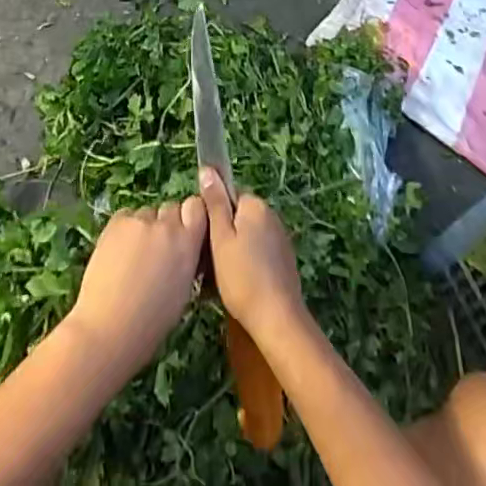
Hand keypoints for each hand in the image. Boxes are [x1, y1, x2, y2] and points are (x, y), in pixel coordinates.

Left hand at [66, 198, 207, 373]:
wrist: (110, 328)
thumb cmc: (152, 321)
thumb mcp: (184, 287)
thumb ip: (187, 258)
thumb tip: (183, 249)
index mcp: (189, 243)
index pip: (196, 206)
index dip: (190, 215)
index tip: (183, 229)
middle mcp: (168, 226)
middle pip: (171, 207)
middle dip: (165, 222)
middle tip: (155, 246)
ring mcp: (141, 222)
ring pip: (146, 212)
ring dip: (143, 226)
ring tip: (131, 253)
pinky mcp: (116, 224)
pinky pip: (125, 216)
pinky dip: (123, 228)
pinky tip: (117, 251)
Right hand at [199, 166, 304, 338]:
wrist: (275, 315)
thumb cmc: (241, 276)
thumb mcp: (220, 238)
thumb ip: (215, 204)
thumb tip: (208, 169)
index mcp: (256, 205)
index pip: (229, 195)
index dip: (212, 214)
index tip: (202, 237)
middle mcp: (271, 215)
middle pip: (237, 217)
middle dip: (221, 235)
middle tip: (206, 263)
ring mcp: (280, 237)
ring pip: (246, 237)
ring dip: (230, 251)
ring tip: (217, 278)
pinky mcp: (283, 258)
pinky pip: (257, 252)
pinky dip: (245, 263)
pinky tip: (235, 285)